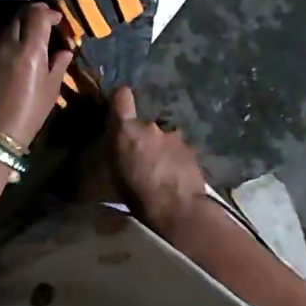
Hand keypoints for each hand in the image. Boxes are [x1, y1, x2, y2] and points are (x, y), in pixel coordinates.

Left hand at [0, 4, 74, 146]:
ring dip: (22, 25)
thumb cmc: (30, 112)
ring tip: (33, 38)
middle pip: (20, 15)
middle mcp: (10, 43)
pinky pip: (0, 40)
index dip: (50, 12)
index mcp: (30, 49)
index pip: (38, 15)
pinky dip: (12, 38)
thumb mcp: (51, 89)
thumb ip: (59, 64)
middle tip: (46, 22)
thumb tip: (65, 50)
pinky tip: (19, 52)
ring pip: (9, 26)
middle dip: (34, 13)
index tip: (58, 19)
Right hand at [106, 86, 205, 234]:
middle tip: (141, 156)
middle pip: (143, 122)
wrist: (178, 209)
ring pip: (162, 136)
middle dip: (143, 135)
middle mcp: (150, 126)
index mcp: (126, 129)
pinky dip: (175, 158)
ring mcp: (173, 136)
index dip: (120, 99)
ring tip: (161, 169)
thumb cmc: (138, 194)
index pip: (121, 95)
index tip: (119, 108)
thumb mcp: (115, 171)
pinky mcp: (190, 149)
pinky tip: (175, 176)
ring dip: (161, 147)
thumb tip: (117, 138)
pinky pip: (177, 148)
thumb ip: (117, 147)